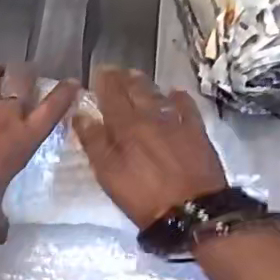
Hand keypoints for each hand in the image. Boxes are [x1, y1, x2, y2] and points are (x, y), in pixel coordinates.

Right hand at [75, 65, 228, 228]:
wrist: (192, 210)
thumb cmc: (142, 197)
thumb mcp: (109, 175)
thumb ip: (94, 144)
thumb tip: (82, 116)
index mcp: (126, 127)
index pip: (112, 97)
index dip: (105, 83)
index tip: (99, 71)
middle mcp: (151, 118)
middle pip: (136, 92)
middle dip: (124, 79)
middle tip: (117, 70)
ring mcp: (177, 123)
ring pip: (159, 96)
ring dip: (146, 85)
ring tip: (137, 76)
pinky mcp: (197, 133)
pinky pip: (186, 107)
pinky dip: (178, 98)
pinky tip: (175, 93)